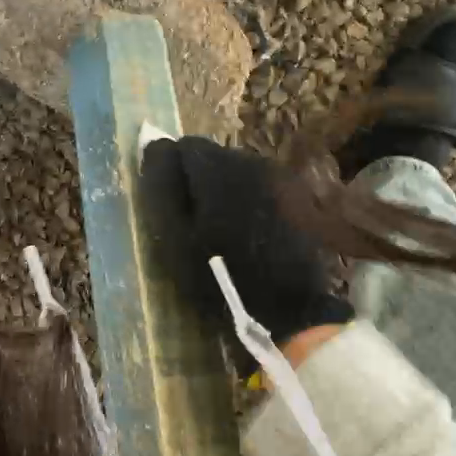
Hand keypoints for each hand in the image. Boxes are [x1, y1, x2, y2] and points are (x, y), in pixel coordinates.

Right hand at [142, 136, 353, 352]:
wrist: (294, 311)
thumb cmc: (222, 276)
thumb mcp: (173, 238)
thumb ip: (160, 186)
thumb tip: (155, 144)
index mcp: (220, 167)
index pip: (185, 146)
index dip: (173, 174)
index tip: (173, 208)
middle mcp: (252, 161)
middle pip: (214, 157)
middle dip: (201, 181)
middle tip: (197, 224)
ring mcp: (281, 178)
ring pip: (238, 172)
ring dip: (226, 191)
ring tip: (225, 232)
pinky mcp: (299, 197)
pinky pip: (261, 188)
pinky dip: (250, 202)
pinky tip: (251, 235)